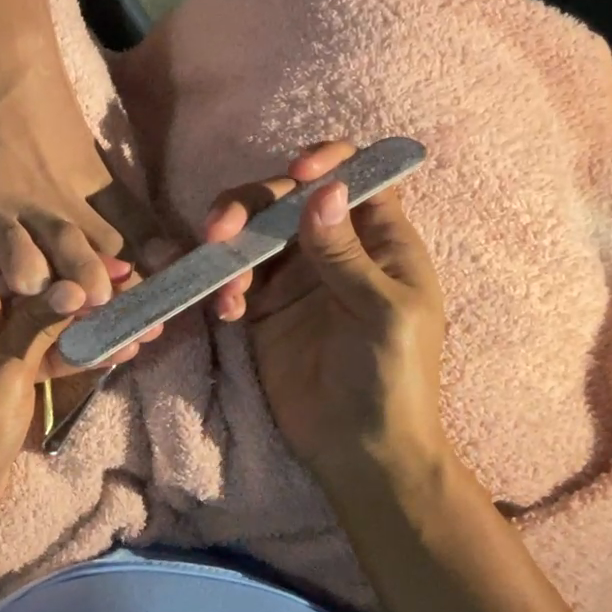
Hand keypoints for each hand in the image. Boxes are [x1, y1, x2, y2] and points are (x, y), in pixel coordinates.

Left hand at [0, 278, 152, 531]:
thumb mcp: (11, 367)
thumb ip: (41, 321)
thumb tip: (76, 283)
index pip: (17, 271)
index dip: (67, 268)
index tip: (116, 267)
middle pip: (32, 297)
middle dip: (84, 298)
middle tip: (136, 290)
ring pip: (41, 327)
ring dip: (88, 328)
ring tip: (144, 322)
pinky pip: (37, 354)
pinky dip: (72, 354)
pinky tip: (121, 348)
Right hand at [207, 142, 448, 482]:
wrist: (359, 450)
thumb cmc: (394, 380)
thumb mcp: (385, 313)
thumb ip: (347, 254)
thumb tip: (321, 190)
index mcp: (380, 242)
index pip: (357, 176)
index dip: (326, 161)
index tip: (296, 170)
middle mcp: (332, 248)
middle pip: (285, 198)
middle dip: (248, 205)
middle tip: (217, 233)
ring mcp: (292, 277)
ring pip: (250, 232)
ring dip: (227, 247)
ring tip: (226, 293)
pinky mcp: (259, 307)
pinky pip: (230, 276)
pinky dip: (221, 287)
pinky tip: (228, 315)